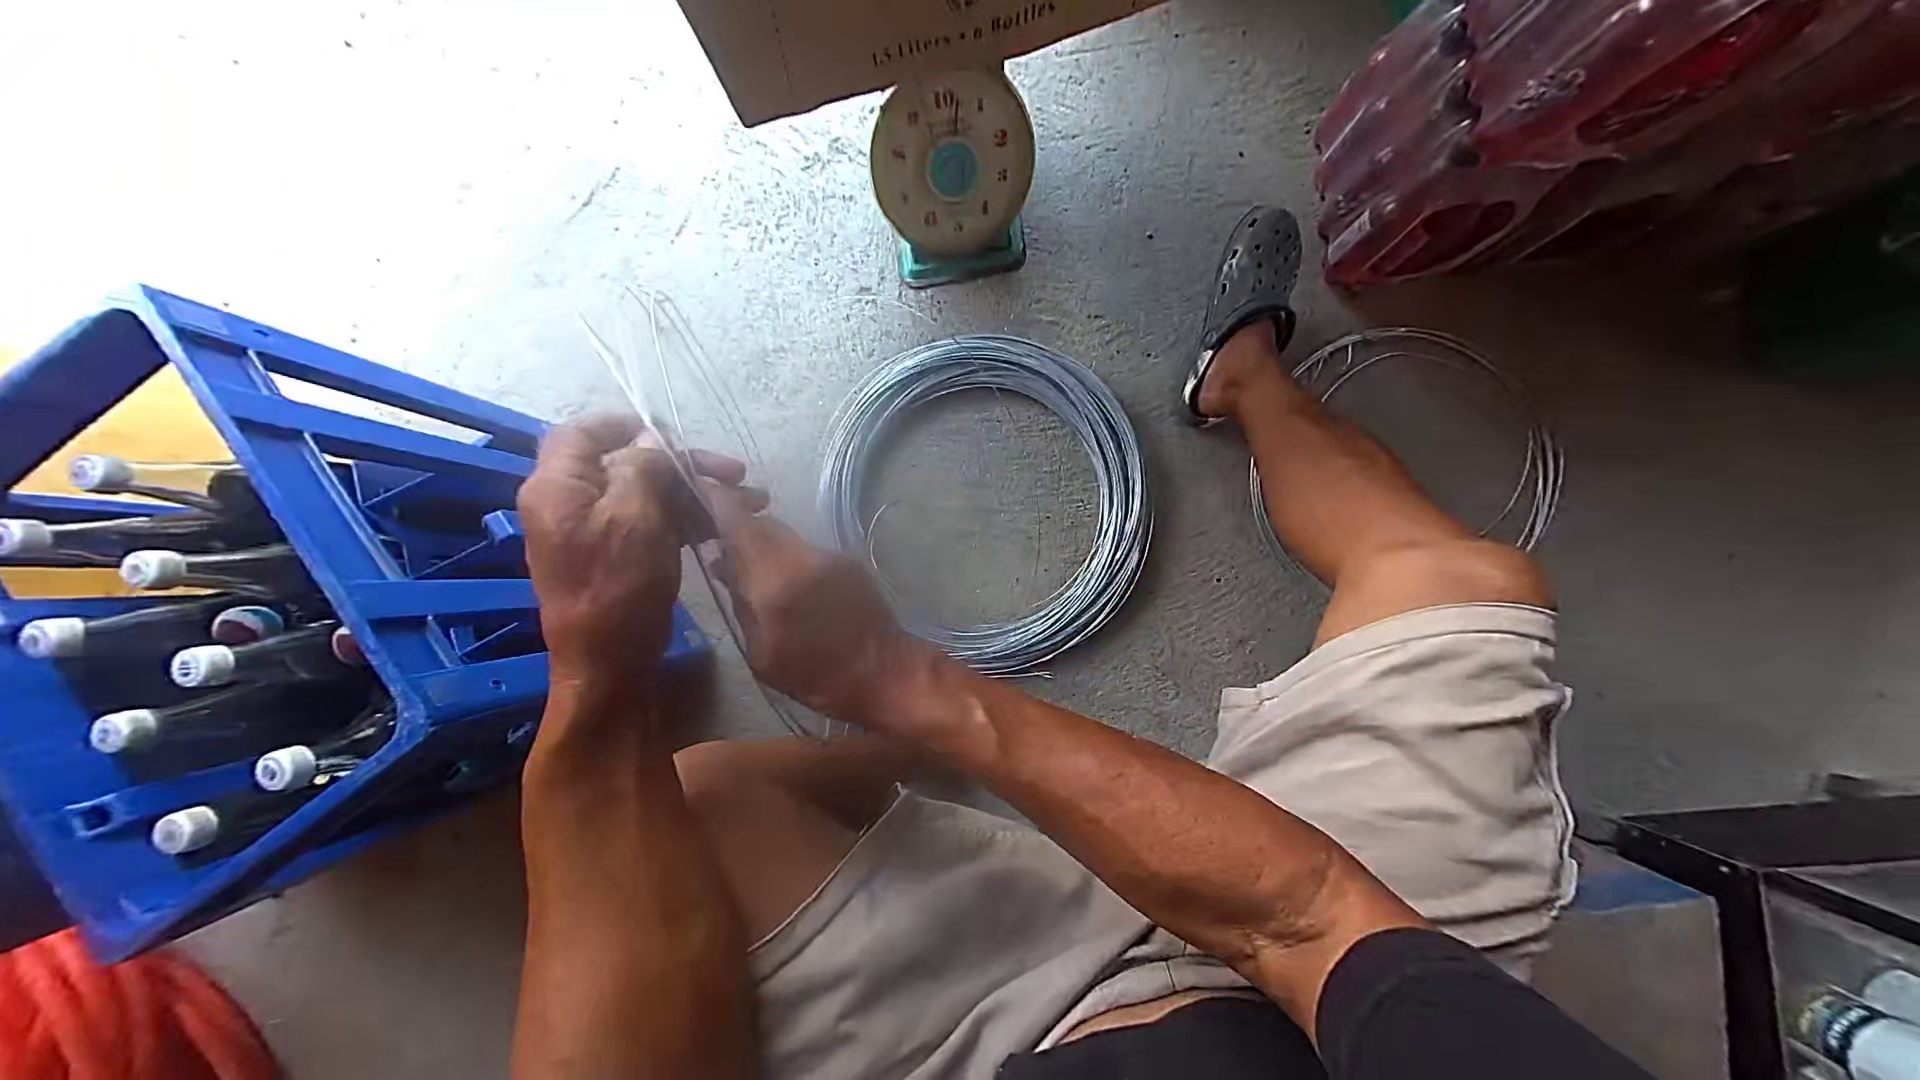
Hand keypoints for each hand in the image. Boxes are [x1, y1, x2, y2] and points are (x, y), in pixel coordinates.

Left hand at [517, 415, 758, 700]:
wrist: (609, 665)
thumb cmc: (618, 590)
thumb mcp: (636, 520)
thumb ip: (643, 470)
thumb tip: (652, 444)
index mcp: (559, 488)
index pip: (582, 432)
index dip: (628, 424)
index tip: (675, 433)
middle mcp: (570, 504)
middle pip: (628, 464)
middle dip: (683, 465)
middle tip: (735, 473)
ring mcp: (595, 532)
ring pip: (648, 494)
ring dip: (695, 493)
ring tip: (749, 500)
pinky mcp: (617, 556)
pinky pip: (653, 522)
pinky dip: (687, 519)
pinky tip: (723, 526)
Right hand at [704, 485, 939, 732]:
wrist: (884, 673)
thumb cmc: (816, 677)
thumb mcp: (761, 653)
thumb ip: (740, 602)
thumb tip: (722, 564)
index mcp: (775, 584)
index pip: (739, 525)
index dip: (716, 503)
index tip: (698, 493)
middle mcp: (803, 558)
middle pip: (762, 524)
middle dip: (739, 528)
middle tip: (723, 547)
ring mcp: (830, 555)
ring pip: (785, 535)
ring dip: (766, 545)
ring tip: (757, 573)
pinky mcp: (848, 560)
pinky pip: (807, 549)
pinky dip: (791, 558)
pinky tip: (792, 585)